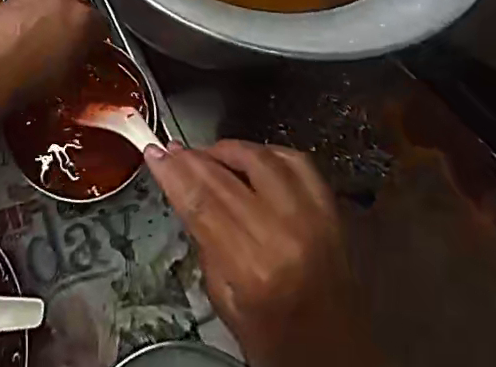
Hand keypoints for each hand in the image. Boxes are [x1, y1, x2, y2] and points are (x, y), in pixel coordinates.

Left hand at [0, 0, 101, 103]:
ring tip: (53, 18)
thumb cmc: (31, 80)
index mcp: (86, 20)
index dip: (97, 38)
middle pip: (84, 1)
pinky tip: (31, 18)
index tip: (91, 47)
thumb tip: (82, 54)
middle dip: (81, 15)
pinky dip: (38, 0)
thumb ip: (82, 57)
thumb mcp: (69, 77)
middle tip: (72, 34)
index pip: (102, 25)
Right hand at [146, 141, 379, 366]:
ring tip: (209, 155)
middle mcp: (285, 235)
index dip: (173, 172)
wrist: (340, 359)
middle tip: (172, 149)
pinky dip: (269, 153)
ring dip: (228, 150)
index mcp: (253, 269)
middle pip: (225, 176)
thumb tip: (185, 193)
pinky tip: (252, 159)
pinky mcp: (332, 210)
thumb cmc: (280, 344)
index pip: (201, 202)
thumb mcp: (227, 305)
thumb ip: (207, 245)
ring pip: (261, 157)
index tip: (154, 154)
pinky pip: (296, 162)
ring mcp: (314, 218)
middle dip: (192, 158)